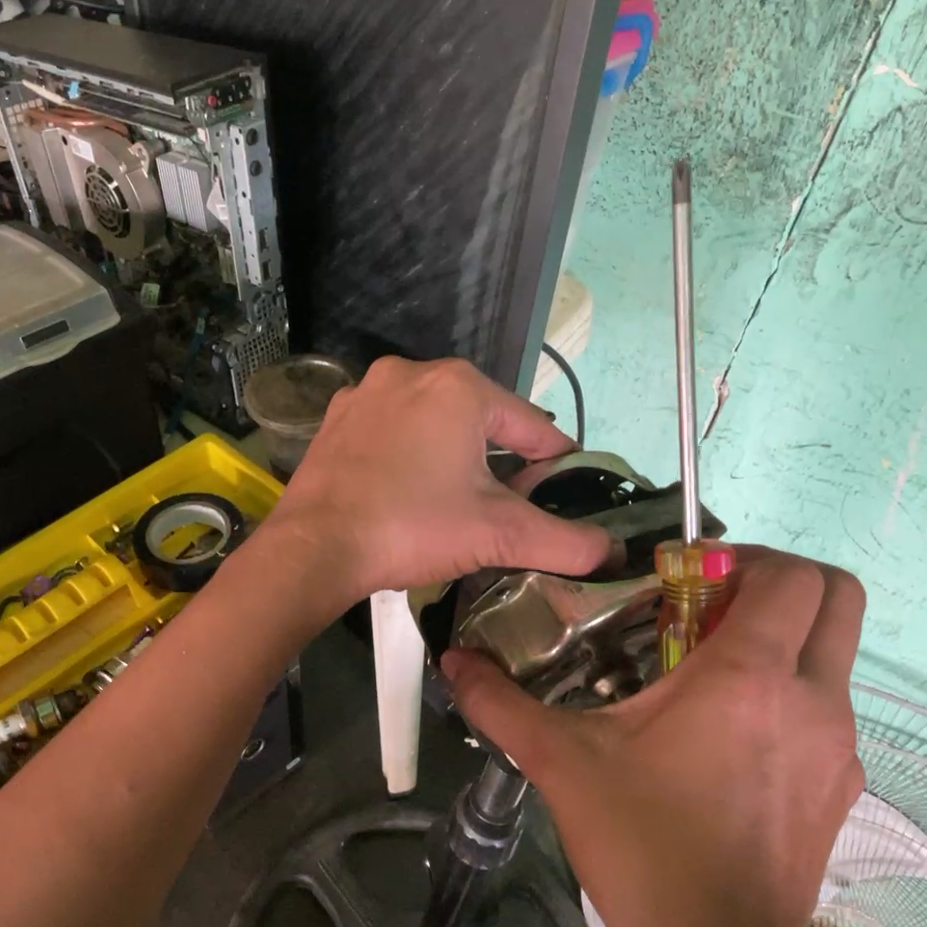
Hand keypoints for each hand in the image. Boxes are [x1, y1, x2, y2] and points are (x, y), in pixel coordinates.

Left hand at [266, 357, 611, 603]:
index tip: (562, 490)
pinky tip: (406, 492)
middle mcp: (410, 373)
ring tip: (457, 503)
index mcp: (460, 386)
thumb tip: (612, 553)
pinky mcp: (333, 421)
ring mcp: (364, 394)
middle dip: (498, 460)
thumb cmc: (412, 527)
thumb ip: (562, 541)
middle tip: (506, 506)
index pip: (529, 425)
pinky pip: (388, 433)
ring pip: (430, 424)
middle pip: (479, 420)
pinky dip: (406, 456)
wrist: (314, 548)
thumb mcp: (497, 534)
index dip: (553, 461)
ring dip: (450, 456)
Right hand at [441, 547, 865, 926]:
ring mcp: (840, 748)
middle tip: (711, 603)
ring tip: (705, 674)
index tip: (691, 577)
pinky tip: (725, 739)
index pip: (792, 576)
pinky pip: (827, 710)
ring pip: (836, 655)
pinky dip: (788, 695)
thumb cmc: (640, 843)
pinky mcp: (843, 788)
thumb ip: (500, 703)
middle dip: (781, 582)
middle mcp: (813, 700)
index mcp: (748, 678)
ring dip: (781, 640)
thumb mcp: (560, 761)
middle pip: (838, 598)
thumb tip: (452, 660)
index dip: (748, 557)